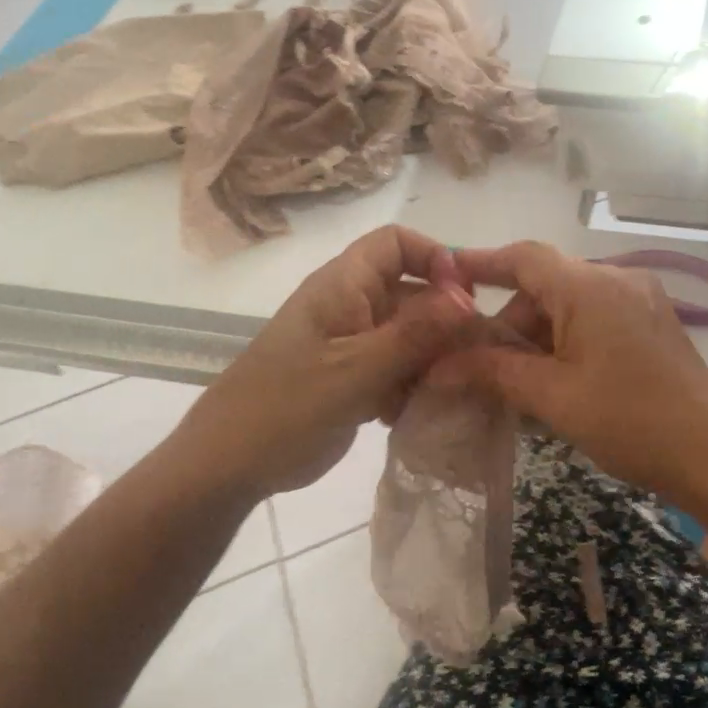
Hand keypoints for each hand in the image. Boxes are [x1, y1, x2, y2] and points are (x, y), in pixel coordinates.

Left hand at [171, 226, 473, 500]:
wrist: (230, 464)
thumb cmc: (287, 406)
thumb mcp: (357, 369)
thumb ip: (415, 333)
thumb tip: (469, 298)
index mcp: (343, 287)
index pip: (396, 243)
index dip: (436, 258)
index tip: (466, 298)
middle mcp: (351, 307)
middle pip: (414, 293)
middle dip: (447, 322)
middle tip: (477, 359)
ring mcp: (353, 345)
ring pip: (412, 336)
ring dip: (436, 359)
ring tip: (455, 389)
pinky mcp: (356, 380)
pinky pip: (400, 369)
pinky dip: (416, 386)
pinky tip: (423, 411)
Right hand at [438, 241, 707, 500]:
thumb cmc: (630, 422)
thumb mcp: (553, 397)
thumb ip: (493, 373)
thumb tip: (436, 367)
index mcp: (591, 287)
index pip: (523, 257)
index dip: (478, 265)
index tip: (441, 280)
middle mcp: (618, 280)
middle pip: (545, 287)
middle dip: (509, 325)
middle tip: (480, 371)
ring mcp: (641, 301)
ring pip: (570, 307)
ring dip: (538, 341)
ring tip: (516, 390)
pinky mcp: (653, 325)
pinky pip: (596, 322)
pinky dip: (568, 346)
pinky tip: (554, 385)